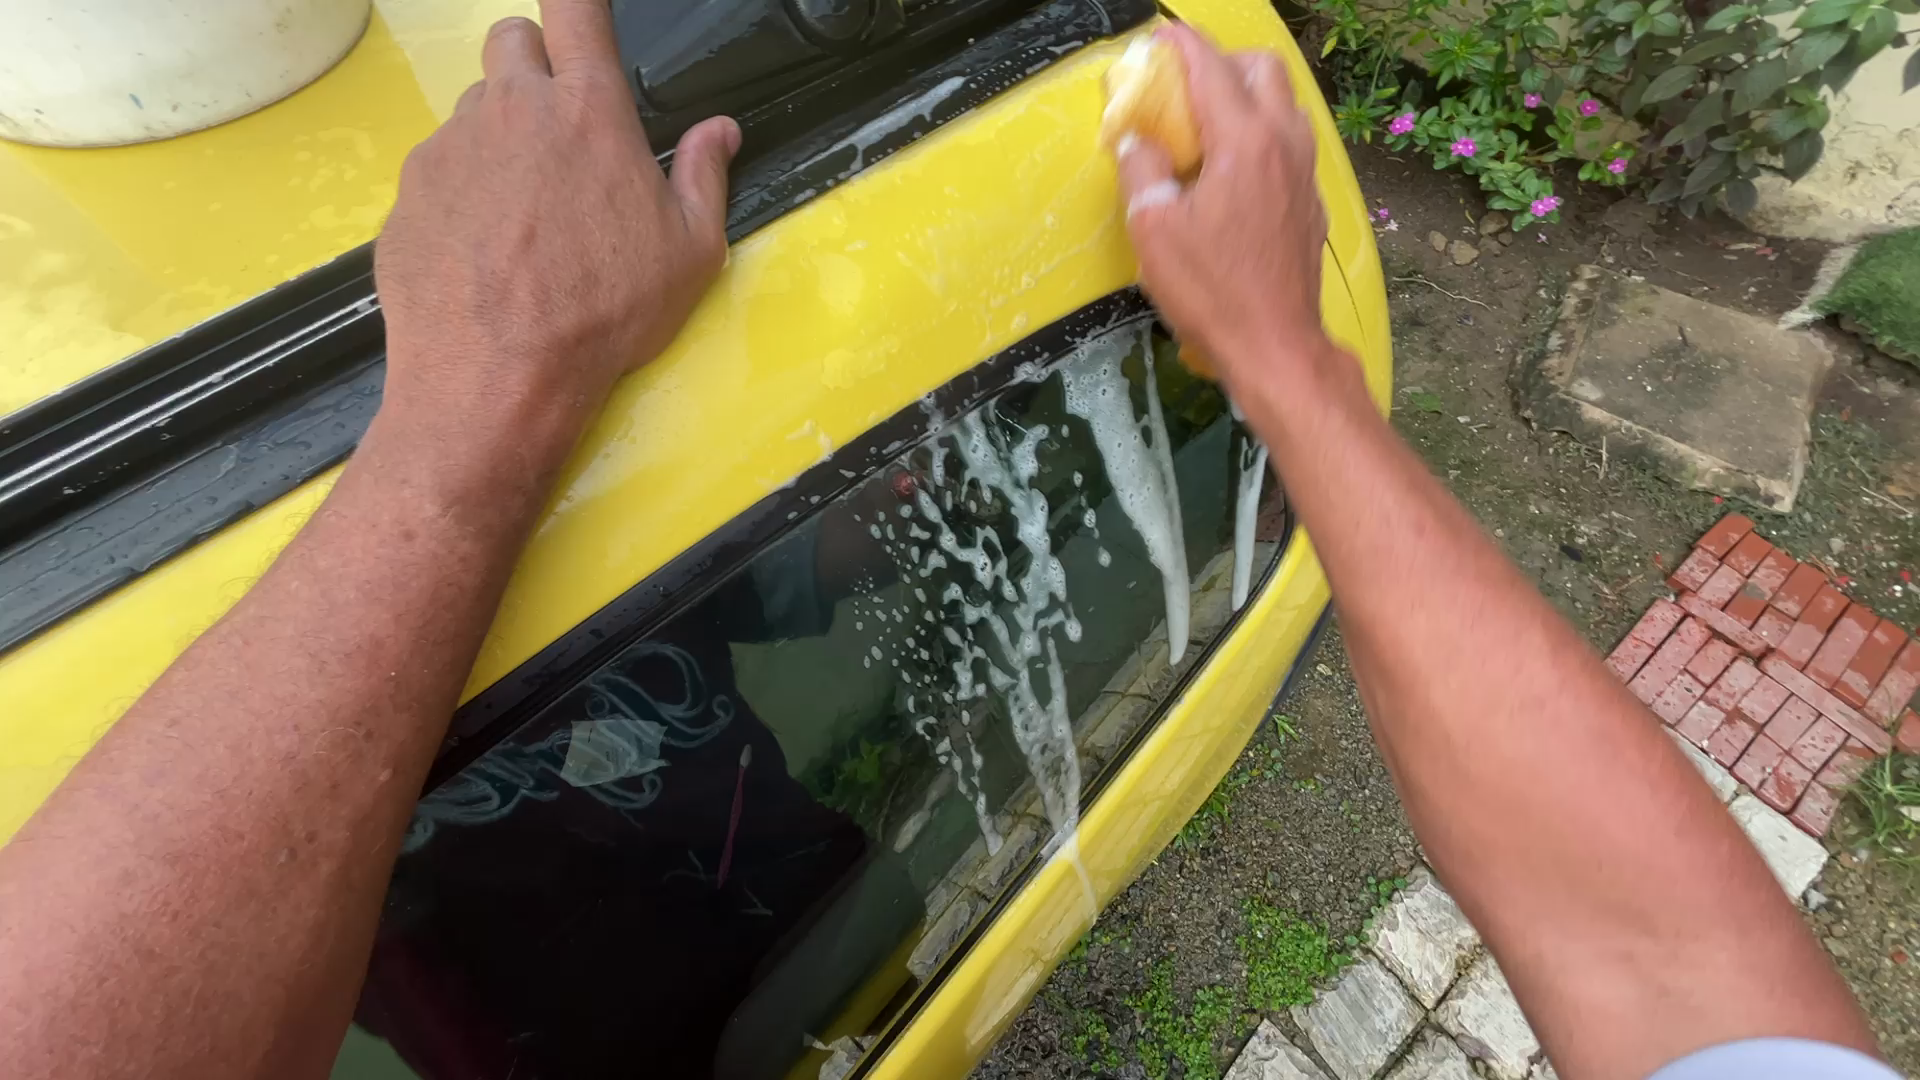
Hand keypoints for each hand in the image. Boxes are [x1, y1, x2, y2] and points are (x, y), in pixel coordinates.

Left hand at [374, 0, 740, 449]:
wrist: (504, 369)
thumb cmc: (612, 309)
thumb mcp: (692, 254)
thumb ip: (706, 178)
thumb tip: (721, 129)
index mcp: (589, 114)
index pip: (575, 7)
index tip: (587, 9)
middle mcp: (511, 108)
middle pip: (514, 40)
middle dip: (541, 67)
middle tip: (567, 135)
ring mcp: (451, 144)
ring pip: (478, 108)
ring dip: (507, 136)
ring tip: (532, 215)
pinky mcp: (410, 187)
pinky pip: (444, 164)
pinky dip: (471, 187)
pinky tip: (493, 248)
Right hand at [1114, 25, 1331, 389]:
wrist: (1273, 343)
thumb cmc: (1210, 291)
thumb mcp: (1154, 232)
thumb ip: (1141, 172)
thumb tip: (1134, 140)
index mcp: (1243, 141)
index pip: (1208, 68)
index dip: (1177, 47)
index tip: (1153, 41)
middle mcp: (1283, 141)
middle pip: (1261, 70)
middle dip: (1219, 65)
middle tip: (1182, 92)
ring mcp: (1304, 171)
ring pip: (1282, 105)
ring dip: (1245, 99)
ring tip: (1207, 131)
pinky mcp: (1310, 202)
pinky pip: (1288, 144)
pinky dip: (1260, 136)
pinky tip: (1234, 175)